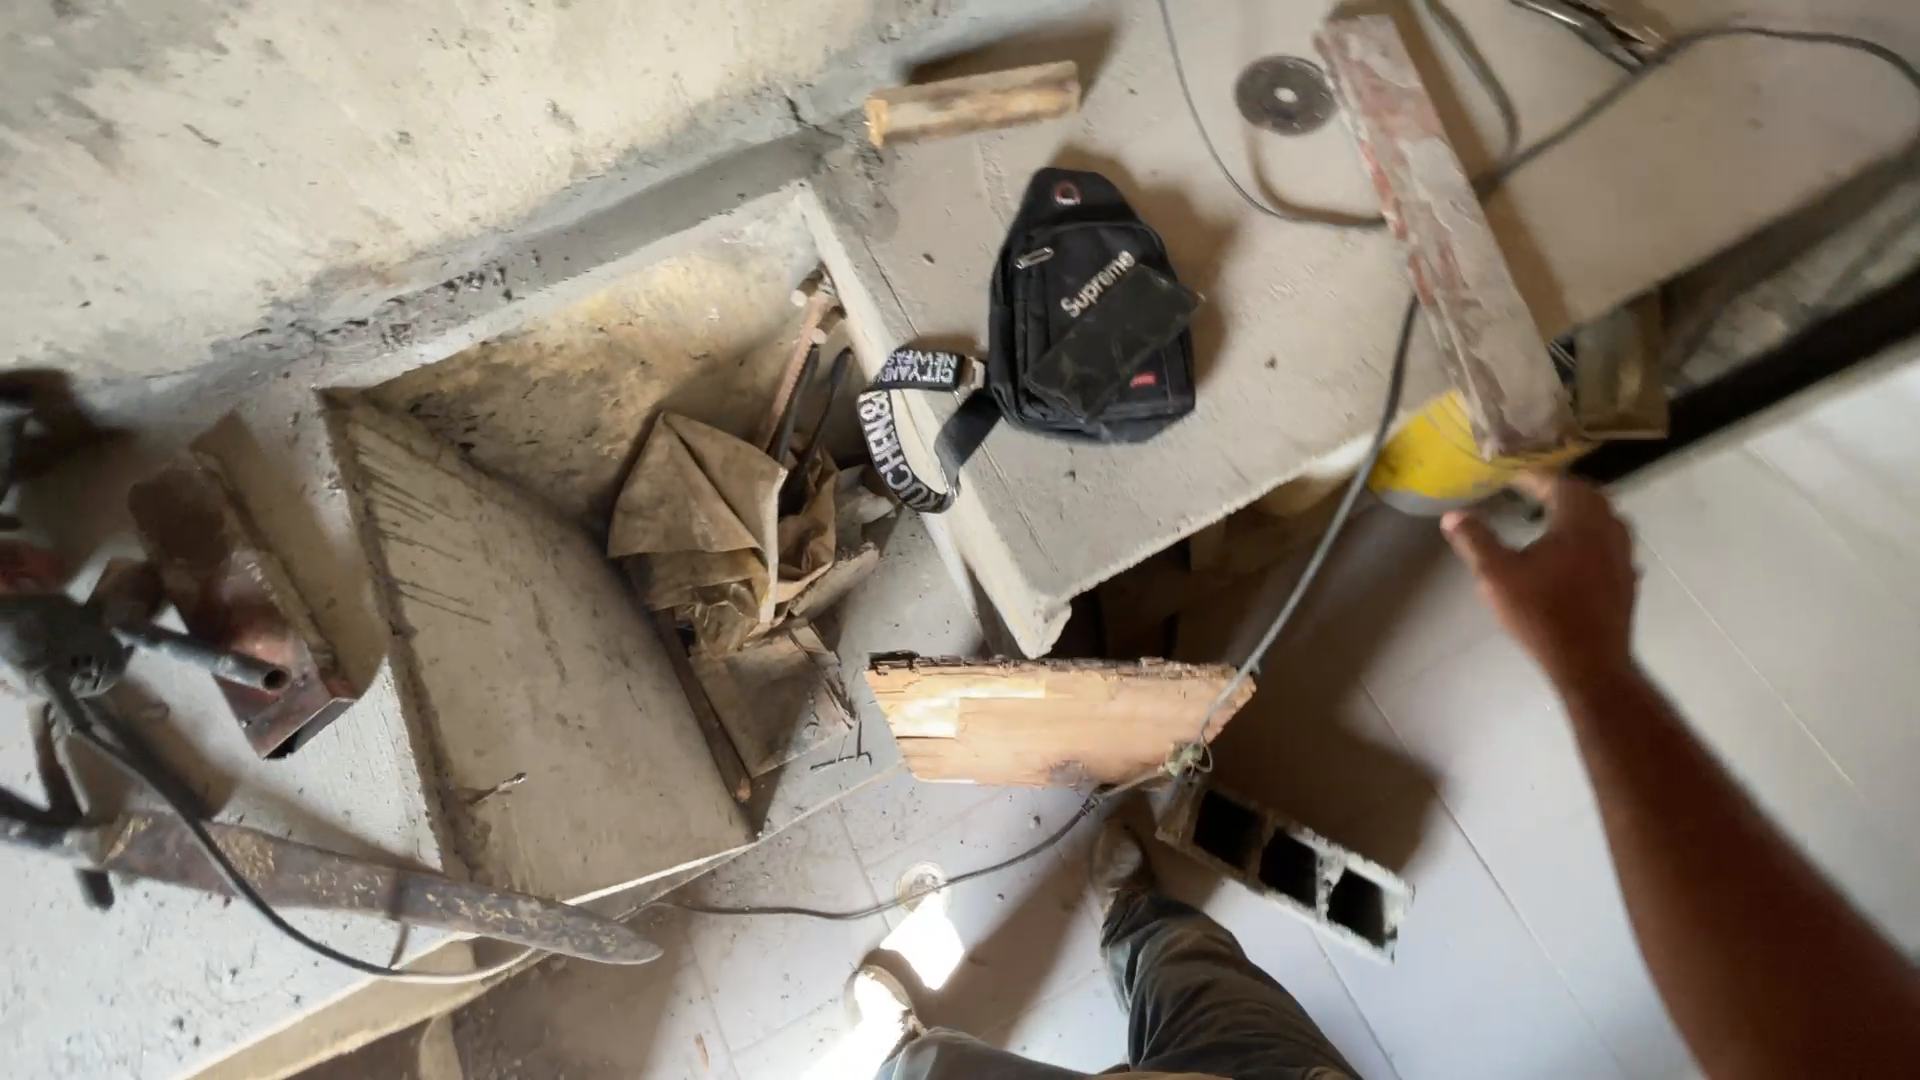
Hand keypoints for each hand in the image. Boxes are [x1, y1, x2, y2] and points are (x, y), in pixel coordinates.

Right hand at [1441, 471, 1636, 684]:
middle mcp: (1608, 533)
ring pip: (1607, 519)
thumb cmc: (1538, 611)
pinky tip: (1574, 552)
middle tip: (1533, 492)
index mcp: (1578, 525)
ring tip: (1553, 517)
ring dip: (1580, 511)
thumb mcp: (1494, 574)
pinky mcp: (1625, 580)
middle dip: (1561, 490)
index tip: (1513, 478)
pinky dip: (1591, 535)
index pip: (1561, 486)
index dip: (1535, 479)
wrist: (1587, 658)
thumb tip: (1453, 515)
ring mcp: (1621, 557)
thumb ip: (1475, 540)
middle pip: (1590, 498)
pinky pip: (1612, 543)